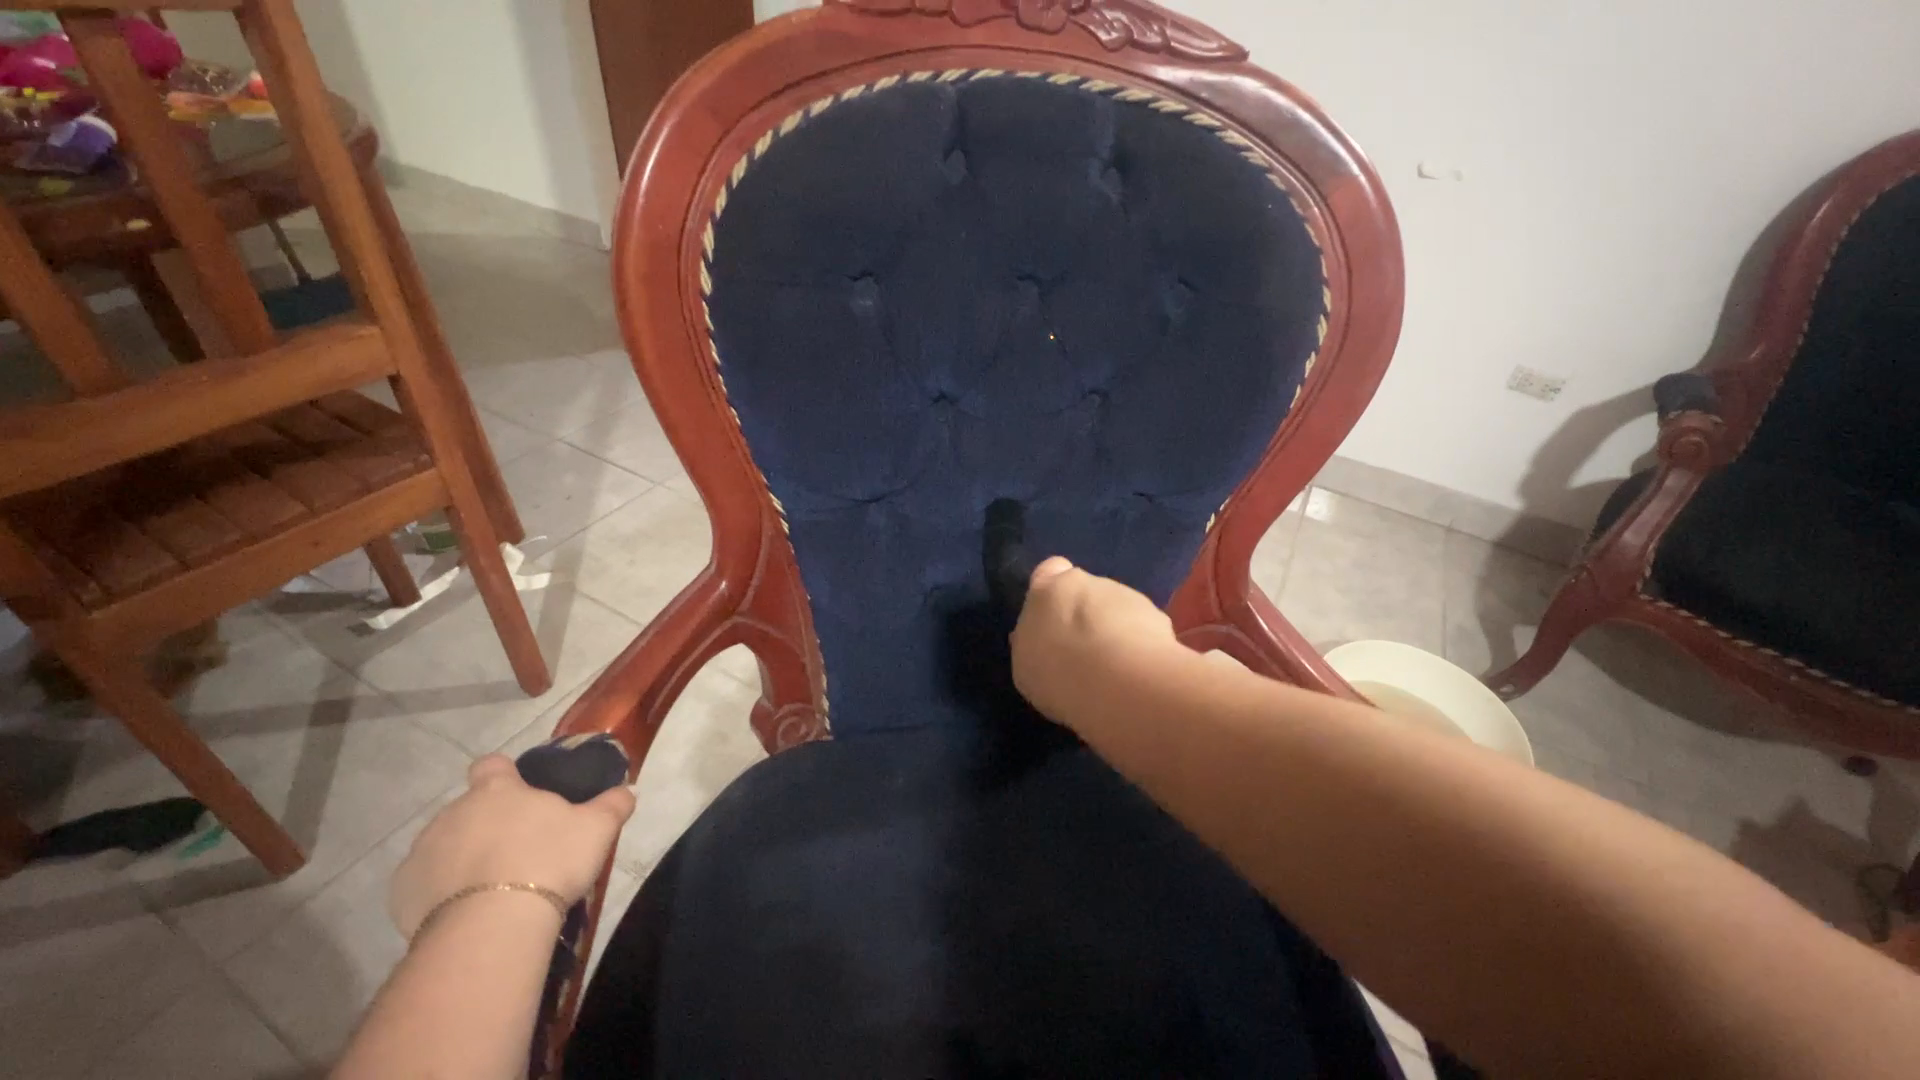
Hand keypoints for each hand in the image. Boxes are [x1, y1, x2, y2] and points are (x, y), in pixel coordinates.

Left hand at [390, 755, 635, 937]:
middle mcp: (453, 812)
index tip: (518, 794)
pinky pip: (423, 884)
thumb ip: (613, 804)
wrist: (491, 924)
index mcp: (497, 791)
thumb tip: (628, 790)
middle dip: (487, 826)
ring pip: (444, 846)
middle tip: (518, 853)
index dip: (503, 775)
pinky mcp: (402, 891)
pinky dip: (440, 894)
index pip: (491, 765)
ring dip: (463, 859)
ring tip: (493, 889)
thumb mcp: (597, 829)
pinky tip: (466, 913)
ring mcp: (422, 850)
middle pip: (468, 810)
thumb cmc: (549, 862)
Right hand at [1010, 556, 1178, 724]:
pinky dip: (1143, 646)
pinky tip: (1139, 673)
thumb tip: (1040, 642)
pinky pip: (1146, 629)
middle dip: (1088, 615)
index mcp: (1047, 590)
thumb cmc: (1057, 672)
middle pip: (1087, 592)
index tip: (1056, 616)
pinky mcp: (1158, 615)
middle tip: (1085, 652)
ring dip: (1116, 631)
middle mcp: (1088, 582)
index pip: (1050, 571)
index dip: (1055, 589)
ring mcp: (1125, 596)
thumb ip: (1034, 645)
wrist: (1116, 679)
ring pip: (1118, 610)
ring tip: (1115, 669)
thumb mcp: (1027, 665)